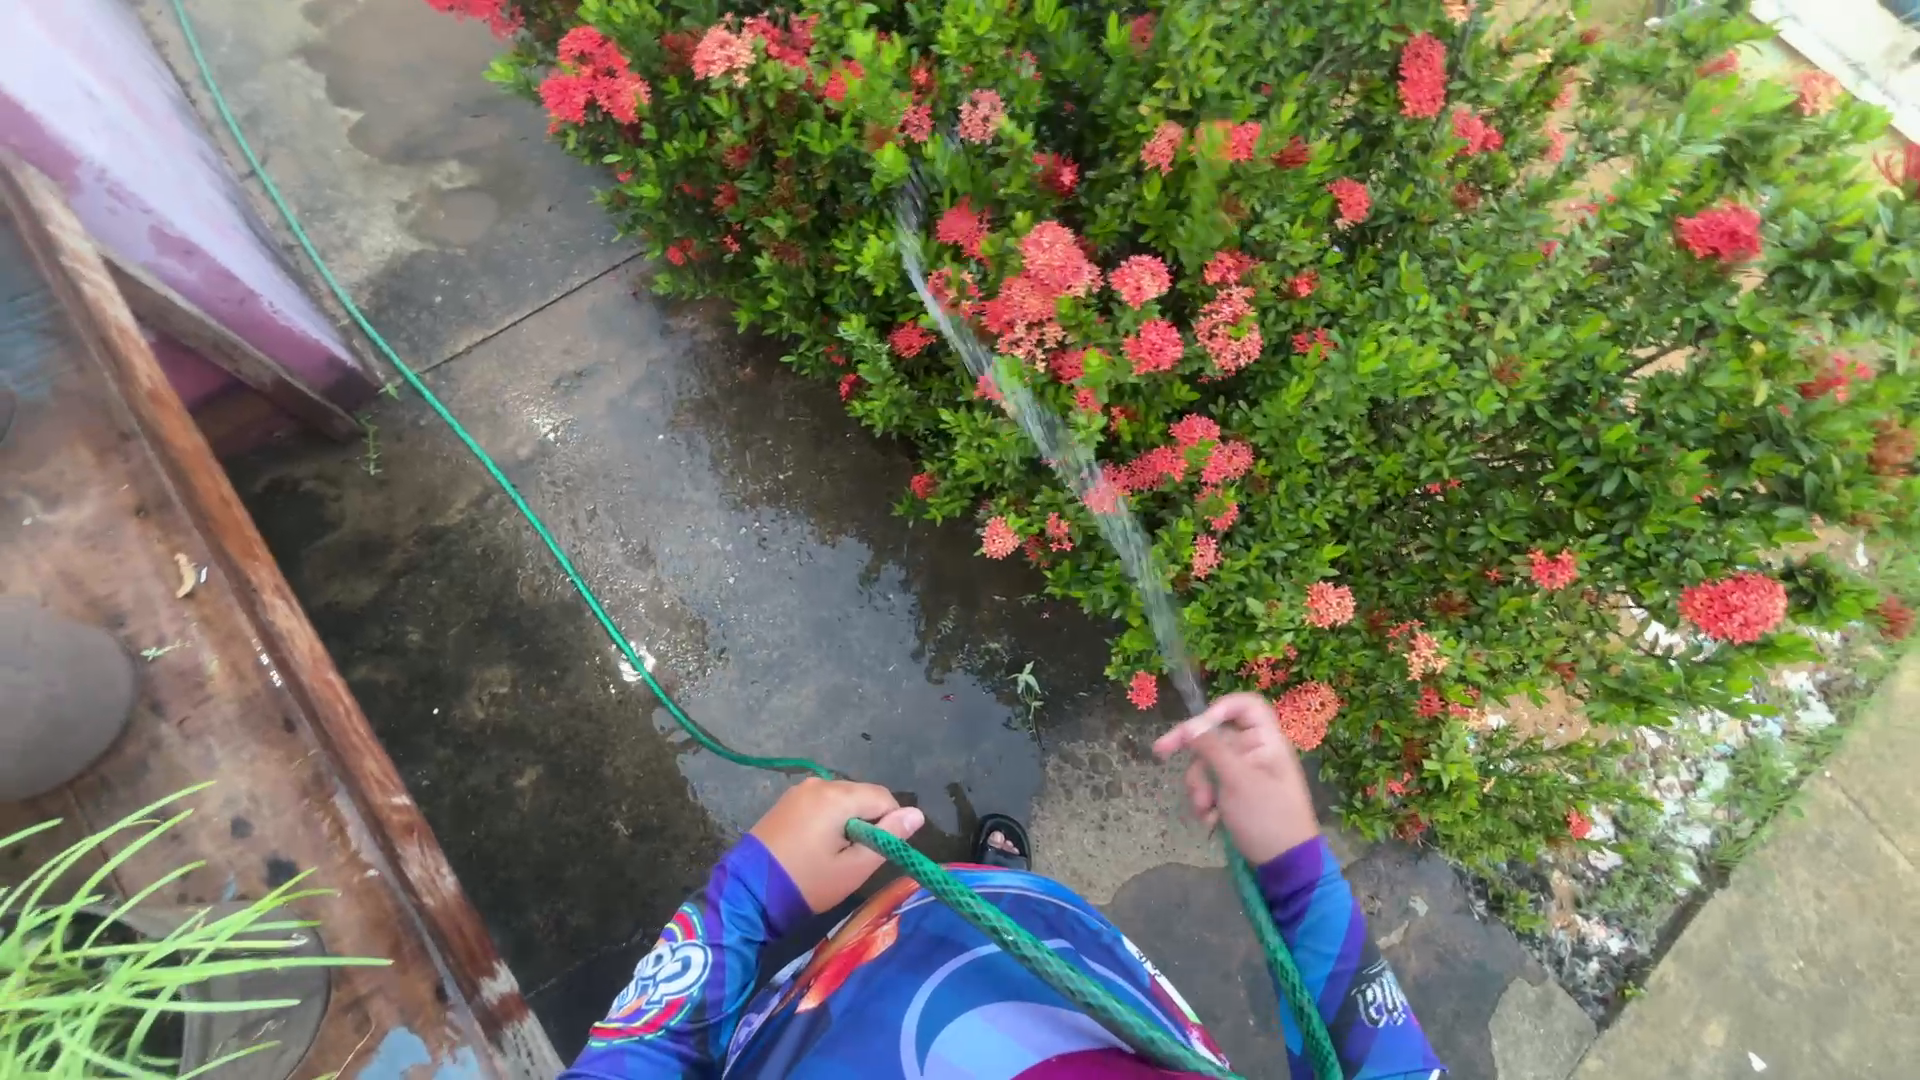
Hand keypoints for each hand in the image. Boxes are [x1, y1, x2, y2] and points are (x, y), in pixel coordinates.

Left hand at [750, 778, 925, 912]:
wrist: (746, 894)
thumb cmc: (806, 883)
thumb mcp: (853, 868)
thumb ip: (888, 838)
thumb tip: (917, 814)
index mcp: (838, 795)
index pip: (884, 797)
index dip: (890, 823)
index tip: (876, 853)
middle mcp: (820, 782)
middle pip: (862, 795)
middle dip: (868, 821)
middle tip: (853, 858)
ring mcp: (800, 790)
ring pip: (842, 798)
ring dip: (847, 820)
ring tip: (833, 854)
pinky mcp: (787, 801)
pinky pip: (821, 802)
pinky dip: (828, 819)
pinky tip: (816, 846)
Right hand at [1152, 692, 1318, 864]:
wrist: (1285, 867)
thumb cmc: (1267, 818)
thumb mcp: (1237, 781)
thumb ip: (1212, 749)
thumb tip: (1189, 725)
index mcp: (1266, 742)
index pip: (1245, 706)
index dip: (1220, 708)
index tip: (1197, 726)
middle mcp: (1255, 752)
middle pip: (1215, 735)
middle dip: (1196, 756)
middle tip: (1161, 752)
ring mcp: (1245, 773)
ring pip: (1207, 762)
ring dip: (1199, 785)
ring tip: (1205, 810)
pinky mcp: (1235, 793)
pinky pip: (1210, 784)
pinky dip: (1205, 799)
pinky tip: (1209, 819)